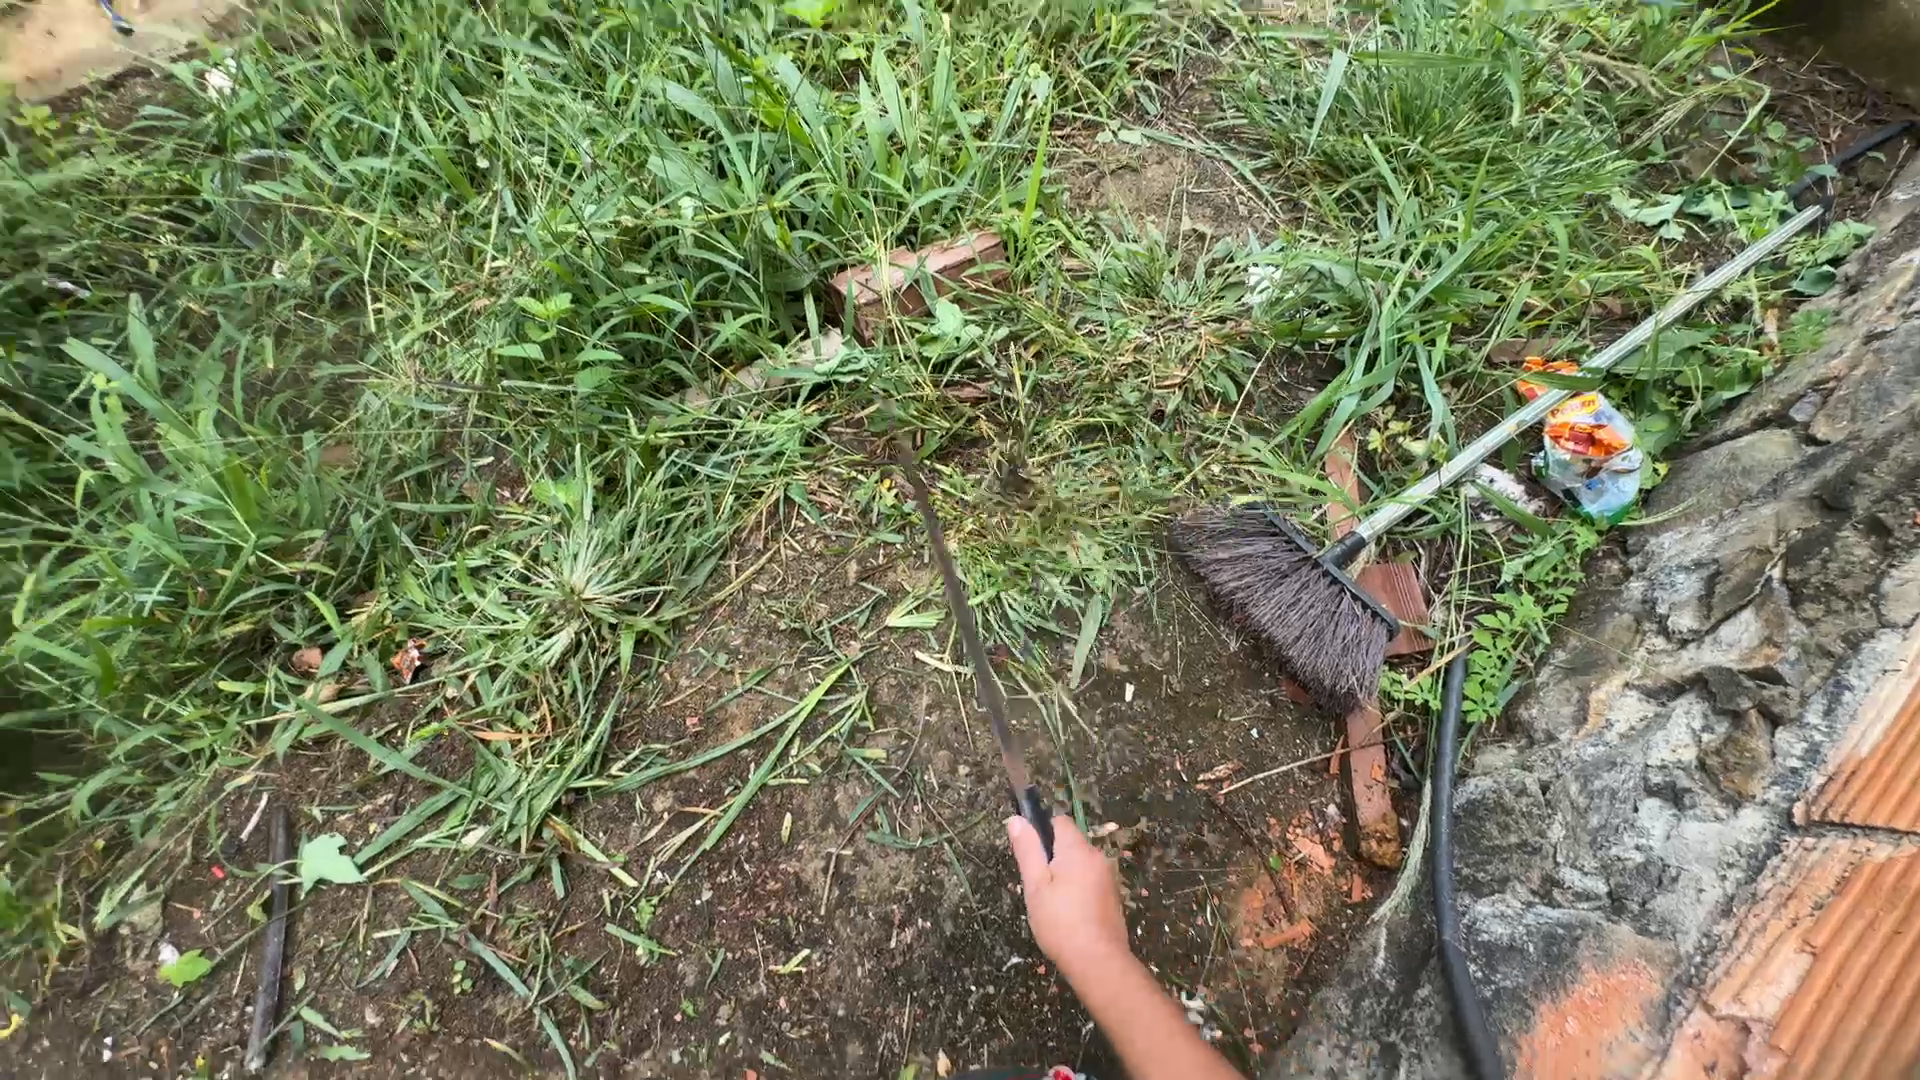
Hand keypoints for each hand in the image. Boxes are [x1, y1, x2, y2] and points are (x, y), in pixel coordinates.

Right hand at [1006, 814, 1130, 982]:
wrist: (1099, 963)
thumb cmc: (1060, 922)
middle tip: (1038, 886)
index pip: (1059, 821)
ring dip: (1065, 875)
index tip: (1031, 857)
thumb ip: (1027, 850)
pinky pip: (1090, 880)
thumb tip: (1017, 819)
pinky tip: (1069, 915)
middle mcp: (1097, 856)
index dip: (1042, 832)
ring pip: (1079, 864)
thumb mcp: (1035, 885)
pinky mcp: (1113, 897)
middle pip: (1069, 843)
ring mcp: (1108, 877)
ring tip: (1052, 904)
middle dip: (1052, 858)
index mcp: (1077, 849)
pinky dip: (1078, 889)